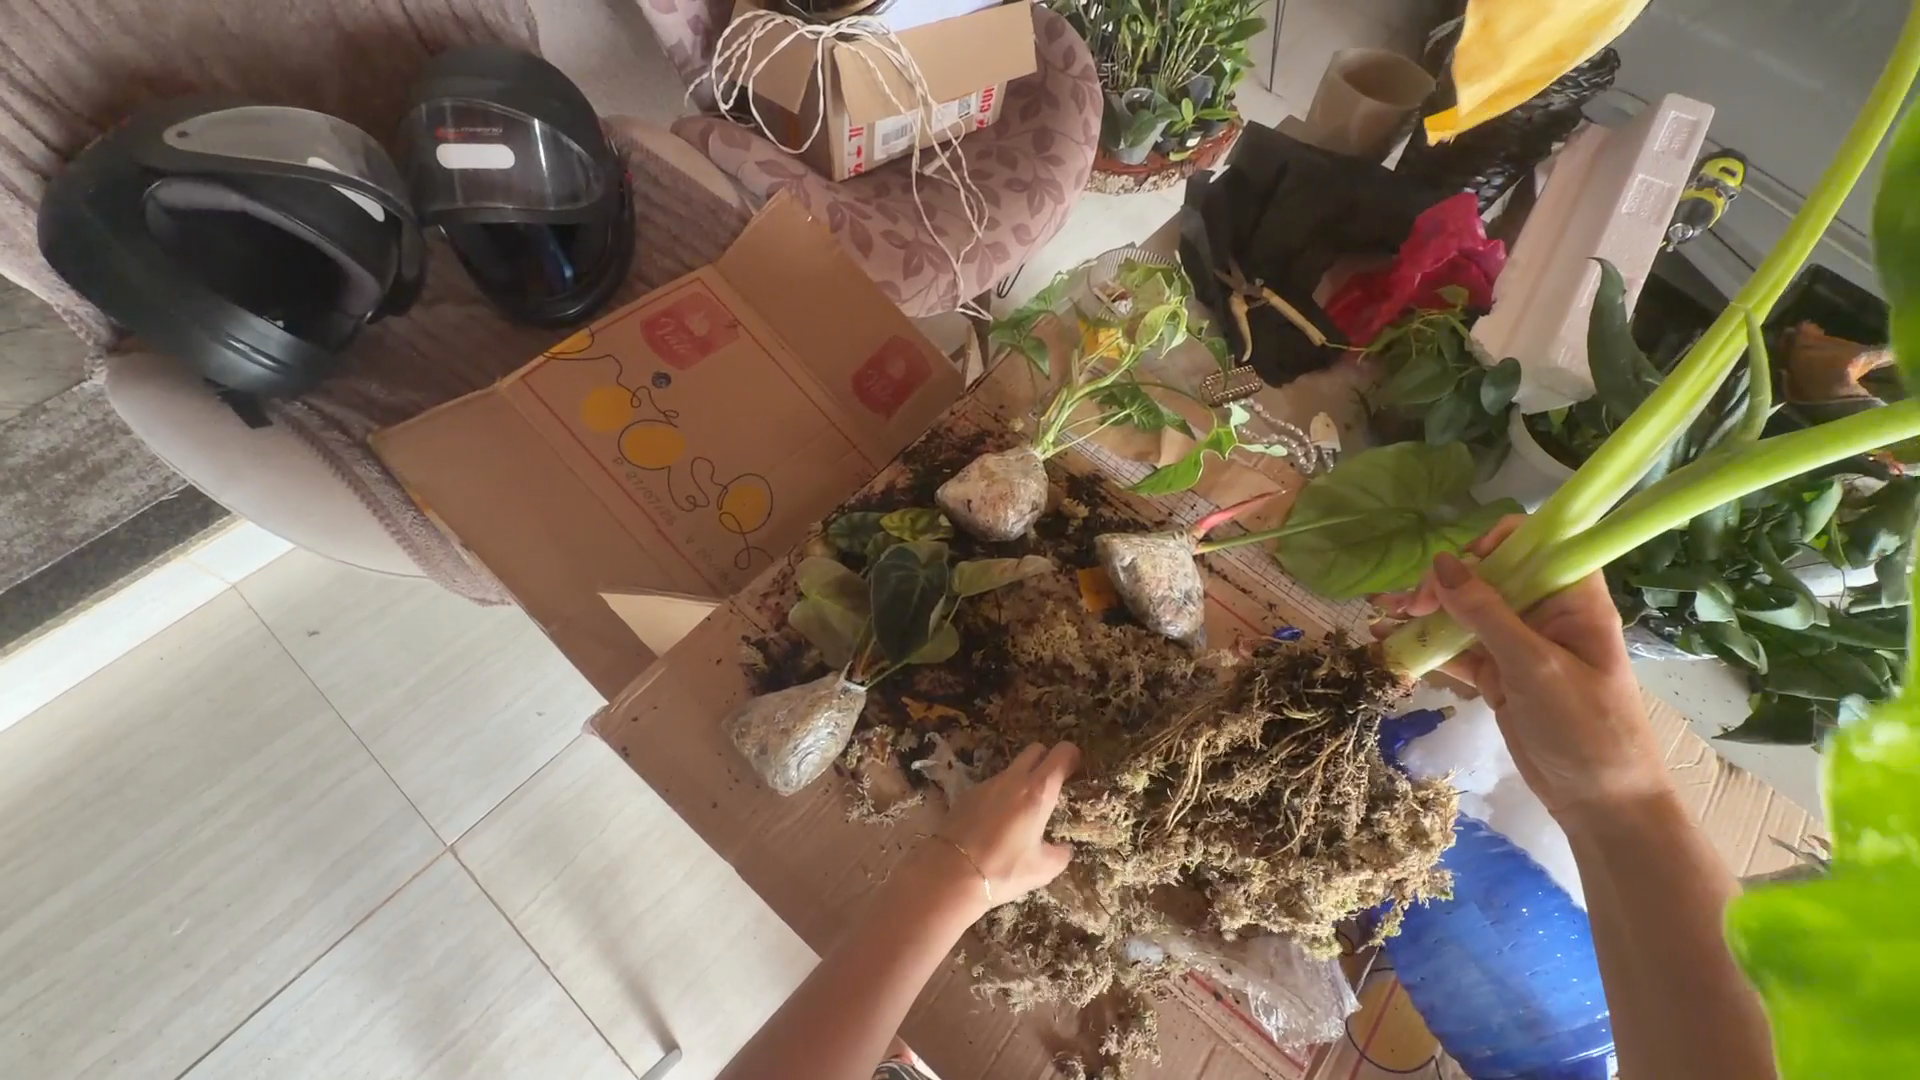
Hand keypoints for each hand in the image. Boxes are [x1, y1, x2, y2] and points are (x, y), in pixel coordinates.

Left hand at [923, 742, 1078, 916]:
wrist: (950, 872)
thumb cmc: (1003, 869)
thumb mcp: (1042, 869)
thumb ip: (1060, 854)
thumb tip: (1065, 849)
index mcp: (1038, 792)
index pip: (1061, 754)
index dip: (1072, 755)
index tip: (1076, 766)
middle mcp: (1013, 780)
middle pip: (1035, 750)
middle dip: (1047, 759)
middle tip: (1052, 784)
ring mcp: (988, 784)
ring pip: (1012, 769)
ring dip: (1022, 781)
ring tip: (1022, 812)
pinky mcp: (968, 793)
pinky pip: (992, 786)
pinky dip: (1000, 796)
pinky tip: (996, 823)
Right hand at [1382, 518, 1672, 824]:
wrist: (1601, 803)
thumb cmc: (1585, 729)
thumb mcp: (1534, 667)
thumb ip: (1485, 613)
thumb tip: (1441, 562)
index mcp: (1571, 602)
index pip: (1537, 546)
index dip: (1496, 544)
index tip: (1460, 567)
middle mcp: (1544, 615)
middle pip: (1487, 578)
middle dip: (1444, 584)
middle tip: (1411, 605)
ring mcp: (1517, 645)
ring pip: (1464, 612)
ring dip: (1423, 611)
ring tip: (1382, 614)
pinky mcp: (1496, 674)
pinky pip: (1453, 648)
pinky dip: (1422, 644)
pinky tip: (1387, 641)